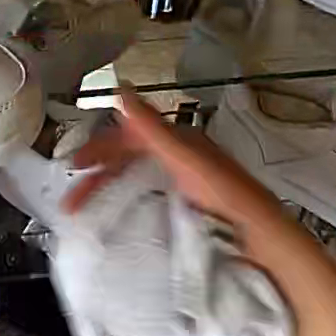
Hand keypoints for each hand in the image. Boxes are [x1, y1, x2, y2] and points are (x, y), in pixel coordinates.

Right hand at [65, 91, 291, 239]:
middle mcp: (179, 161)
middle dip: (97, 178)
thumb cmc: (226, 198)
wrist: (264, 246)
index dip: (100, 148)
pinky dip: (127, 212)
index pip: (129, 137)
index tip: (75, 165)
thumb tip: (121, 89)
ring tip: (85, 219)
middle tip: (71, 204)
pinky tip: (115, 228)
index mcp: (179, 143)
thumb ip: (152, 127)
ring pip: (135, 185)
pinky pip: (148, 206)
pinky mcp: (186, 213)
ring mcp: (183, 188)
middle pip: (129, 163)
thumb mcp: (186, 159)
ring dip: (108, 197)